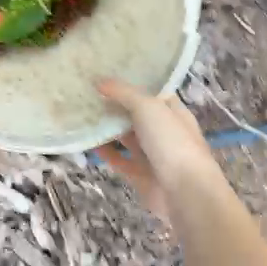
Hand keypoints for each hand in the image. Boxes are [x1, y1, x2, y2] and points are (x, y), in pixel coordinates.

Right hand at [91, 78, 224, 221]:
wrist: (187, 196)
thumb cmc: (172, 143)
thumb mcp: (147, 106)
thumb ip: (122, 92)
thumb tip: (99, 82)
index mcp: (172, 113)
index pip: (151, 92)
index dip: (130, 80)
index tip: (104, 69)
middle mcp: (163, 132)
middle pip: (134, 113)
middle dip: (112, 102)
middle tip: (84, 88)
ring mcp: (152, 155)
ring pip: (124, 135)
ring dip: (105, 126)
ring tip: (79, 110)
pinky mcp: (140, 175)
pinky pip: (117, 158)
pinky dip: (103, 150)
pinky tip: (85, 139)